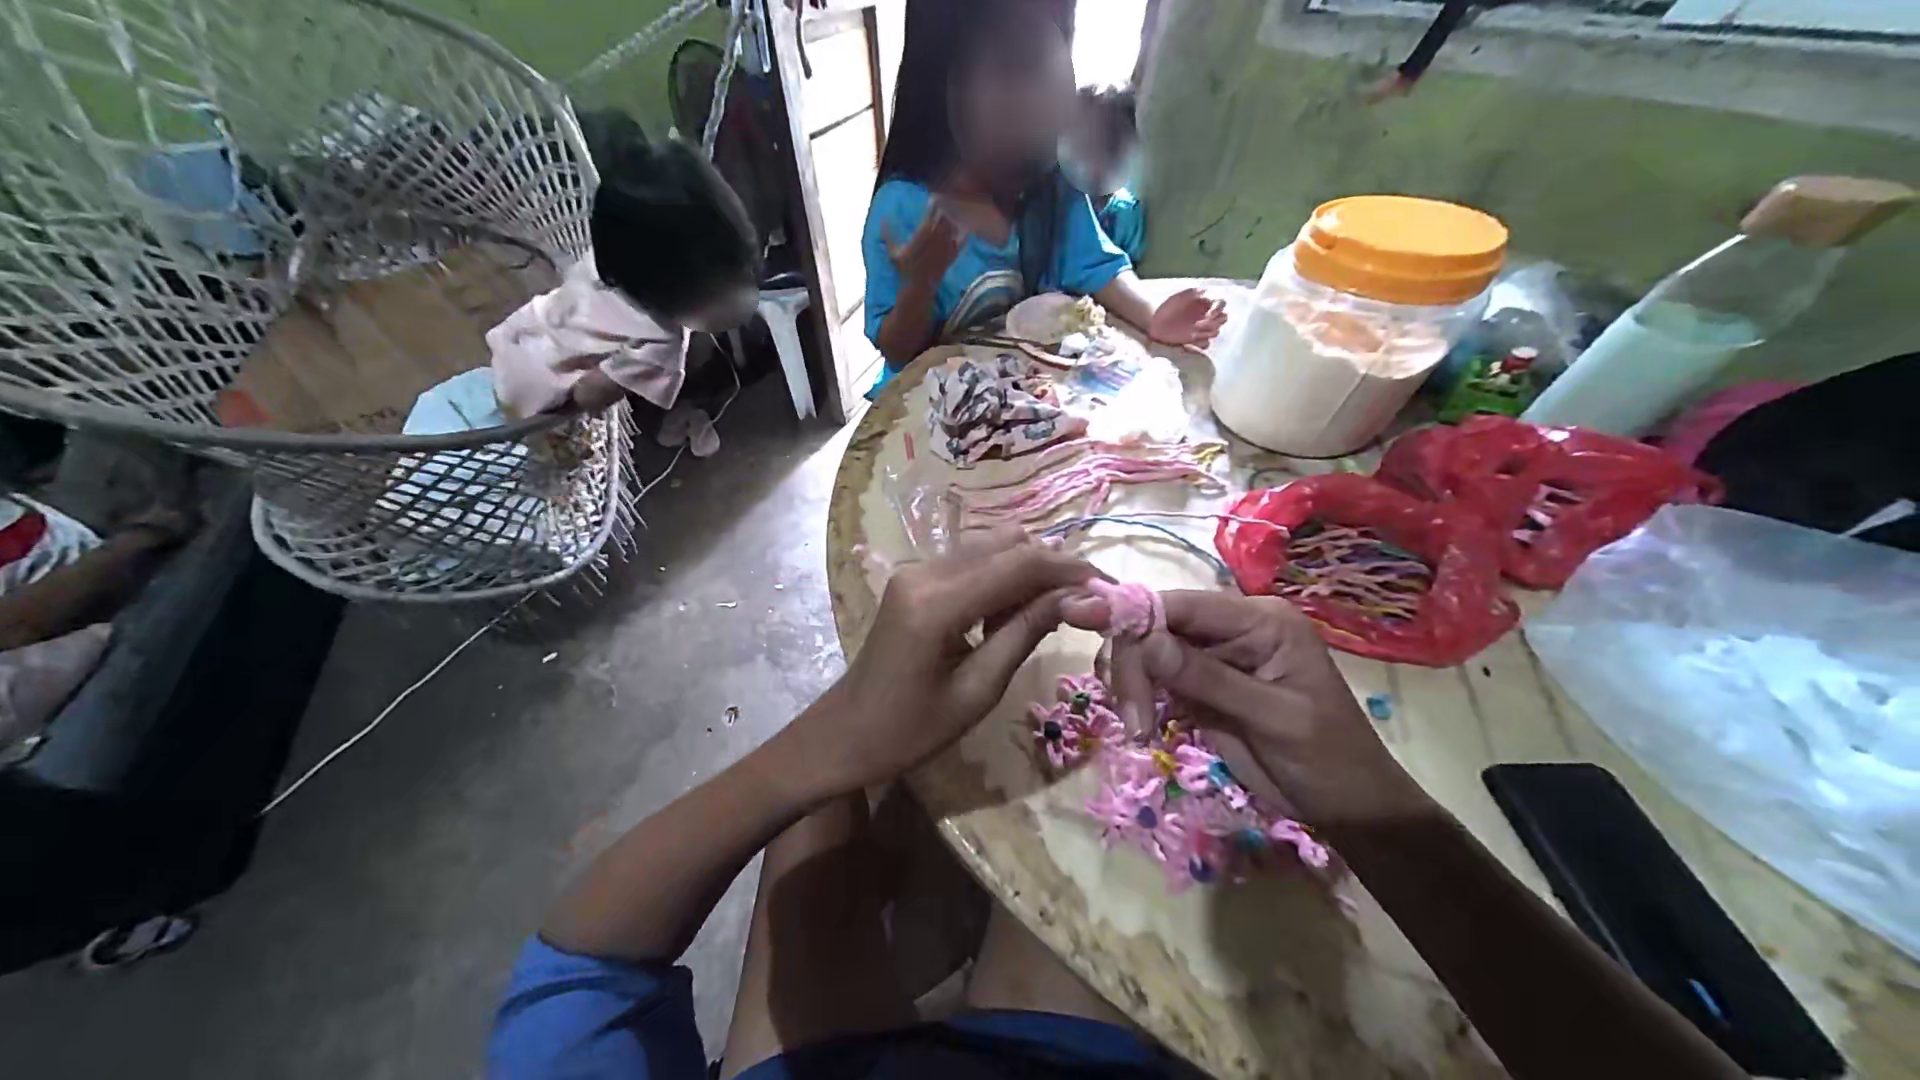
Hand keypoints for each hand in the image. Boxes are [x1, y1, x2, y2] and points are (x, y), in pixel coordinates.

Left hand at [782, 528, 1097, 796]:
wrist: (845, 734)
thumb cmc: (910, 730)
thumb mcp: (978, 690)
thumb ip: (1027, 633)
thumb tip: (1083, 599)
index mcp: (936, 603)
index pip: (1019, 563)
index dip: (1070, 570)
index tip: (1108, 588)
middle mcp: (924, 571)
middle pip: (1007, 542)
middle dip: (1051, 567)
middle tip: (1081, 606)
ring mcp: (916, 570)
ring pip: (991, 545)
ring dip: (1026, 570)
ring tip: (1043, 616)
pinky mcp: (915, 577)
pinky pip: (972, 560)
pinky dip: (1001, 576)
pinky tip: (1006, 614)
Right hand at [885, 207, 963, 290]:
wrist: (919, 287)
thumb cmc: (905, 269)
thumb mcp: (894, 252)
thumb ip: (889, 235)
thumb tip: (883, 219)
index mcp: (924, 231)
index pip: (932, 210)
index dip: (933, 204)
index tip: (932, 201)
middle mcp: (937, 236)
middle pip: (944, 217)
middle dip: (943, 213)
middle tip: (941, 211)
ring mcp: (946, 246)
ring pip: (953, 228)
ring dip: (951, 223)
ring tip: (948, 222)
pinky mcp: (951, 256)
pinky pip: (960, 243)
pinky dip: (961, 238)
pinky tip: (960, 235)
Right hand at [1063, 590, 1428, 826]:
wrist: (1347, 806)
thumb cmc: (1327, 758)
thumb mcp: (1273, 717)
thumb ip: (1208, 677)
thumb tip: (1145, 639)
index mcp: (1260, 621)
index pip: (1182, 604)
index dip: (1132, 610)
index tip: (1082, 617)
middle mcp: (1230, 629)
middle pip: (1156, 624)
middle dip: (1132, 664)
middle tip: (1132, 720)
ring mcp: (1211, 657)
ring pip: (1146, 649)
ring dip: (1129, 682)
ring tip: (1138, 728)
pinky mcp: (1196, 685)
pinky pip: (1151, 676)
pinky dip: (1135, 695)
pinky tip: (1139, 724)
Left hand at [1146, 288, 1226, 347]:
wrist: (1154, 320)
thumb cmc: (1166, 306)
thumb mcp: (1177, 297)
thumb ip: (1191, 293)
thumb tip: (1204, 291)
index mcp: (1204, 304)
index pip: (1220, 304)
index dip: (1218, 309)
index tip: (1209, 314)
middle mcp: (1205, 316)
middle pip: (1222, 319)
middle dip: (1216, 322)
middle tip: (1202, 325)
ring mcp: (1200, 329)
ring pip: (1215, 331)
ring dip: (1209, 332)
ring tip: (1195, 333)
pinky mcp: (1193, 340)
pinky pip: (1205, 343)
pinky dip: (1202, 343)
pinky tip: (1192, 341)